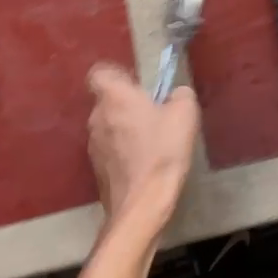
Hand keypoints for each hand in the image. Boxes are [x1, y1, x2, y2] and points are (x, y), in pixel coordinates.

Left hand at [86, 63, 199, 231]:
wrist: (142, 203)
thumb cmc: (162, 151)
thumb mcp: (184, 115)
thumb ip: (180, 95)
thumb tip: (175, 94)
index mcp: (115, 97)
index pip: (100, 73)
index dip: (117, 75)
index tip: (137, 85)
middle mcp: (97, 117)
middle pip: (107, 101)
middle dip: (127, 104)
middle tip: (152, 113)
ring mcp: (93, 145)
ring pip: (108, 126)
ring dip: (125, 128)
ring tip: (150, 141)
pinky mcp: (96, 168)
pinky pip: (110, 149)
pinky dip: (123, 151)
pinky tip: (143, 162)